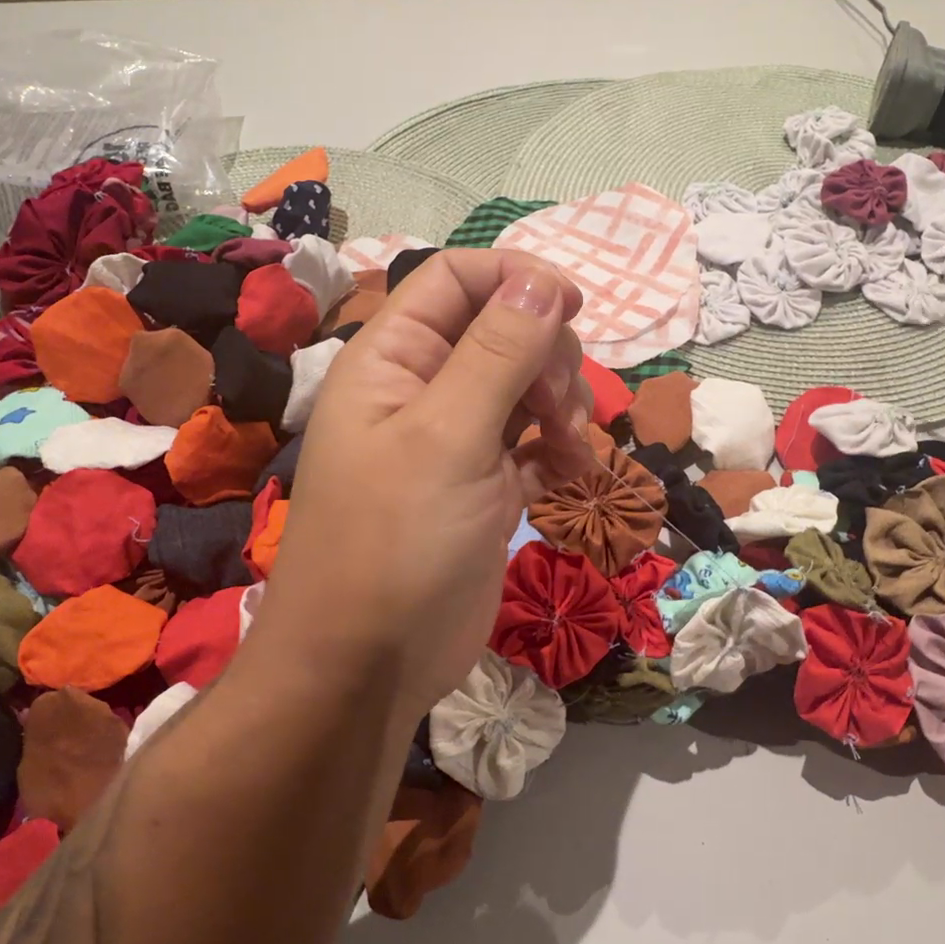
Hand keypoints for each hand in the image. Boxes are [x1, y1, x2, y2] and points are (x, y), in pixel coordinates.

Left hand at [246, 250, 595, 722]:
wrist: (370, 663)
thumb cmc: (396, 540)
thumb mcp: (447, 436)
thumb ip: (498, 353)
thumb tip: (545, 282)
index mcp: (394, 358)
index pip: (456, 279)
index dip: (517, 280)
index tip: (574, 309)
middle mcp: (423, 390)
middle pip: (504, 331)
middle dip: (547, 356)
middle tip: (559, 407)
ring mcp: (456, 442)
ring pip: (526, 388)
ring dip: (561, 406)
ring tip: (569, 448)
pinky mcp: (484, 489)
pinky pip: (534, 445)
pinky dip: (559, 452)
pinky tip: (571, 476)